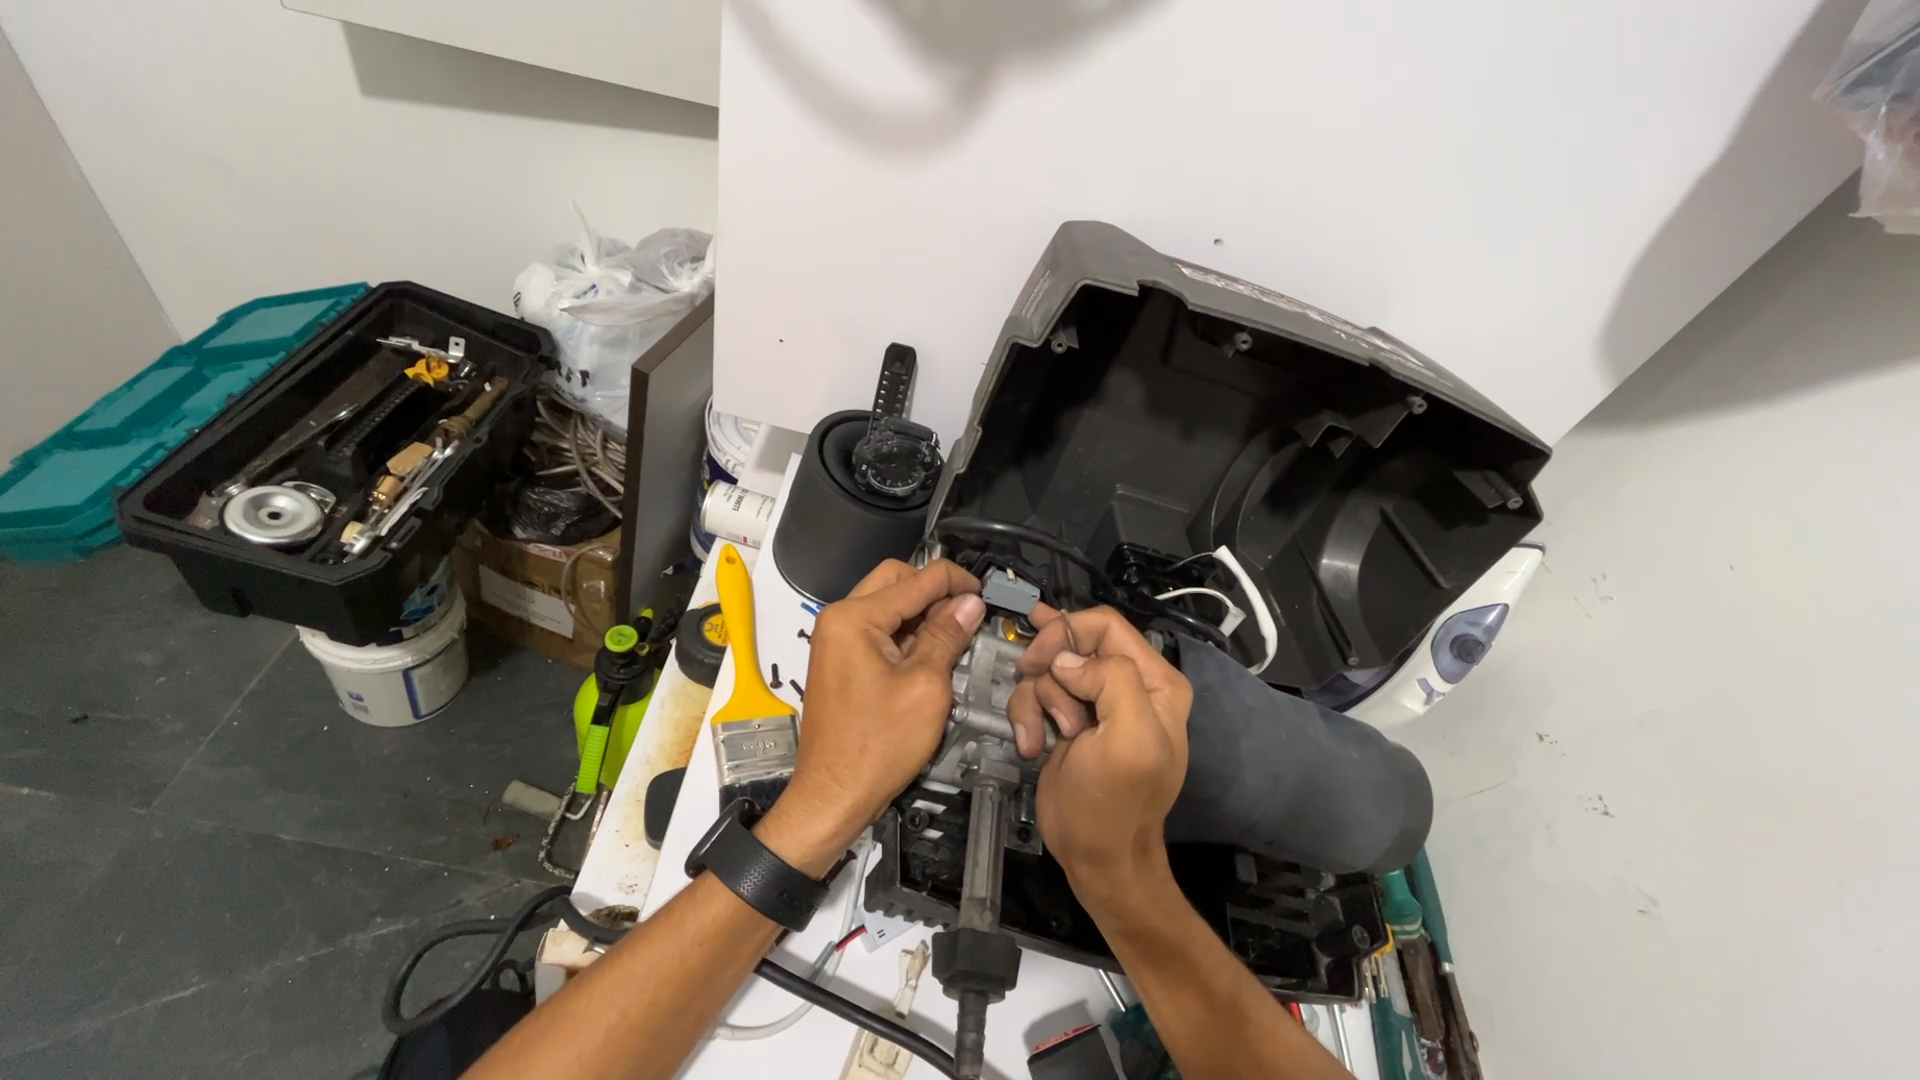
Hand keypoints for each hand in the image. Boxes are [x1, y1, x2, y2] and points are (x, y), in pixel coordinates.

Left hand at [769, 559, 983, 868]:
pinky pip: (878, 630)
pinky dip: (906, 633)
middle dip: (935, 591)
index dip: (956, 581)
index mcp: (854, 618)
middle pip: (896, 580)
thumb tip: (970, 603)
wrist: (833, 796)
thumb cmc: (878, 746)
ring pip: (887, 604)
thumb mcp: (926, 687)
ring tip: (956, 635)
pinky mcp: (841, 660)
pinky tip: (932, 652)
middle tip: (969, 614)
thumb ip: (947, 636)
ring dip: (922, 612)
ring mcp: (836, 640)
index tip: (986, 594)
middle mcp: (838, 619)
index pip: (916, 579)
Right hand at [1006, 606, 1192, 895]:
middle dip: (1048, 671)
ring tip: (1043, 737)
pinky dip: (1026, 717)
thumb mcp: (1130, 739)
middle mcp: (1128, 684)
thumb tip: (1066, 662)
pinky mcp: (1066, 720)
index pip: (1106, 624)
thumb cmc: (1116, 802)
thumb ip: (1111, 681)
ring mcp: (1094, 702)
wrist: (1097, 857)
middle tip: (1042, 705)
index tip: (1039, 662)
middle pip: (1070, 642)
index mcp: (1156, 681)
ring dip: (1035, 701)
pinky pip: (1035, 695)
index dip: (1067, 634)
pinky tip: (1032, 745)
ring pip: (1048, 669)